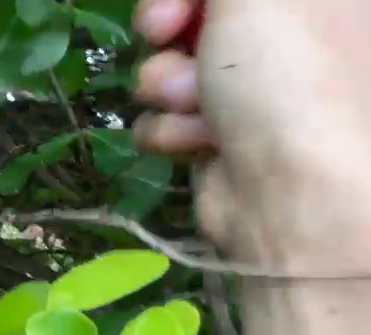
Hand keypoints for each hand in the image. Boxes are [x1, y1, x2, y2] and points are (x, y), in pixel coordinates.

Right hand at [133, 0, 370, 266]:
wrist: (292, 184)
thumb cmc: (290, 74)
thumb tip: (194, 1)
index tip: (170, 10)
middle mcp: (303, 26)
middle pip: (202, 18)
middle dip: (169, 35)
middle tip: (163, 38)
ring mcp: (261, 82)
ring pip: (176, 69)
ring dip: (165, 87)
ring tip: (191, 105)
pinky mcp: (225, 129)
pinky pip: (171, 118)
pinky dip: (171, 129)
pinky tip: (195, 139)